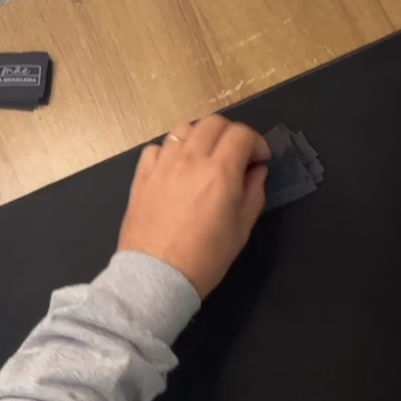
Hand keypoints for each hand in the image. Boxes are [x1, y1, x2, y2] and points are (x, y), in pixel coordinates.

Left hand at [117, 115, 270, 297]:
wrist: (156, 277)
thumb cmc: (206, 258)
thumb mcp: (242, 228)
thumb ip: (253, 193)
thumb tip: (256, 170)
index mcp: (220, 172)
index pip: (241, 134)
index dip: (256, 142)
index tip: (259, 160)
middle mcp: (190, 159)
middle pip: (213, 122)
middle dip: (230, 133)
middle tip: (236, 154)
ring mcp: (162, 165)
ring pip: (184, 129)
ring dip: (200, 137)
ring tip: (205, 157)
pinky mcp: (141, 175)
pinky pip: (156, 147)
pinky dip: (170, 150)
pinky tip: (175, 168)